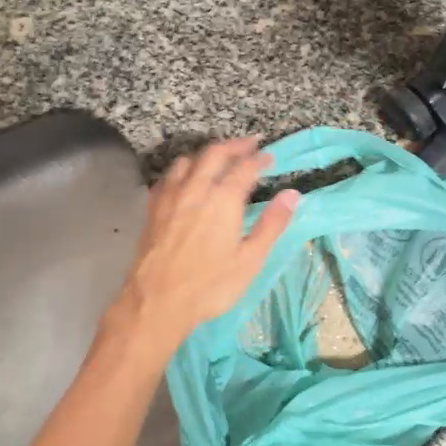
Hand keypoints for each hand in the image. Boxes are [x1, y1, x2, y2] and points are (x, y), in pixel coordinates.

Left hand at [108, 137, 298, 356]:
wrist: (156, 302)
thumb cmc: (210, 286)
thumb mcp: (250, 259)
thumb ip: (272, 224)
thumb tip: (292, 194)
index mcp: (223, 199)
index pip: (245, 167)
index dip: (259, 158)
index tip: (269, 156)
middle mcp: (196, 189)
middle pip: (215, 154)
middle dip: (234, 145)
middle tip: (249, 143)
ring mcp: (171, 197)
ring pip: (188, 160)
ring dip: (206, 154)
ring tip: (218, 157)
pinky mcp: (153, 208)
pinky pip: (168, 177)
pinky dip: (182, 170)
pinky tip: (185, 179)